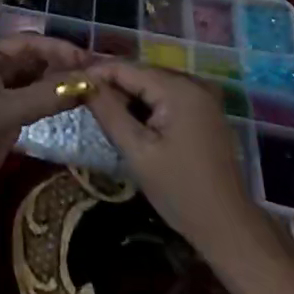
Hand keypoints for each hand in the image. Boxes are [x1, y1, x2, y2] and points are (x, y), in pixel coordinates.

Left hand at [0, 36, 92, 205]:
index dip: (62, 49)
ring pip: (36, 78)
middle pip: (35, 58)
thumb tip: (92, 82)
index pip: (30, 42)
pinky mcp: (4, 113)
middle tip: (100, 76)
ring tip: (94, 89)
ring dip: (60, 82)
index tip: (94, 61)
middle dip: (64, 65)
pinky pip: (33, 98)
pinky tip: (75, 103)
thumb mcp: (8, 111)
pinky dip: (52, 98)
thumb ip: (48, 95)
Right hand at [86, 61, 269, 256]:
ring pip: (150, 84)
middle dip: (108, 83)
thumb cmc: (179, 189)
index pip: (124, 67)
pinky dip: (143, 104)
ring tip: (96, 110)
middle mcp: (192, 84)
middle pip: (138, 72)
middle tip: (78, 99)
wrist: (227, 225)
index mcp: (178, 89)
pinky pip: (164, 96)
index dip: (93, 73)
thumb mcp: (135, 149)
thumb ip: (107, 110)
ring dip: (124, 94)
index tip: (66, 86)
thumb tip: (81, 82)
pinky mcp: (203, 112)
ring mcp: (201, 97)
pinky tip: (127, 120)